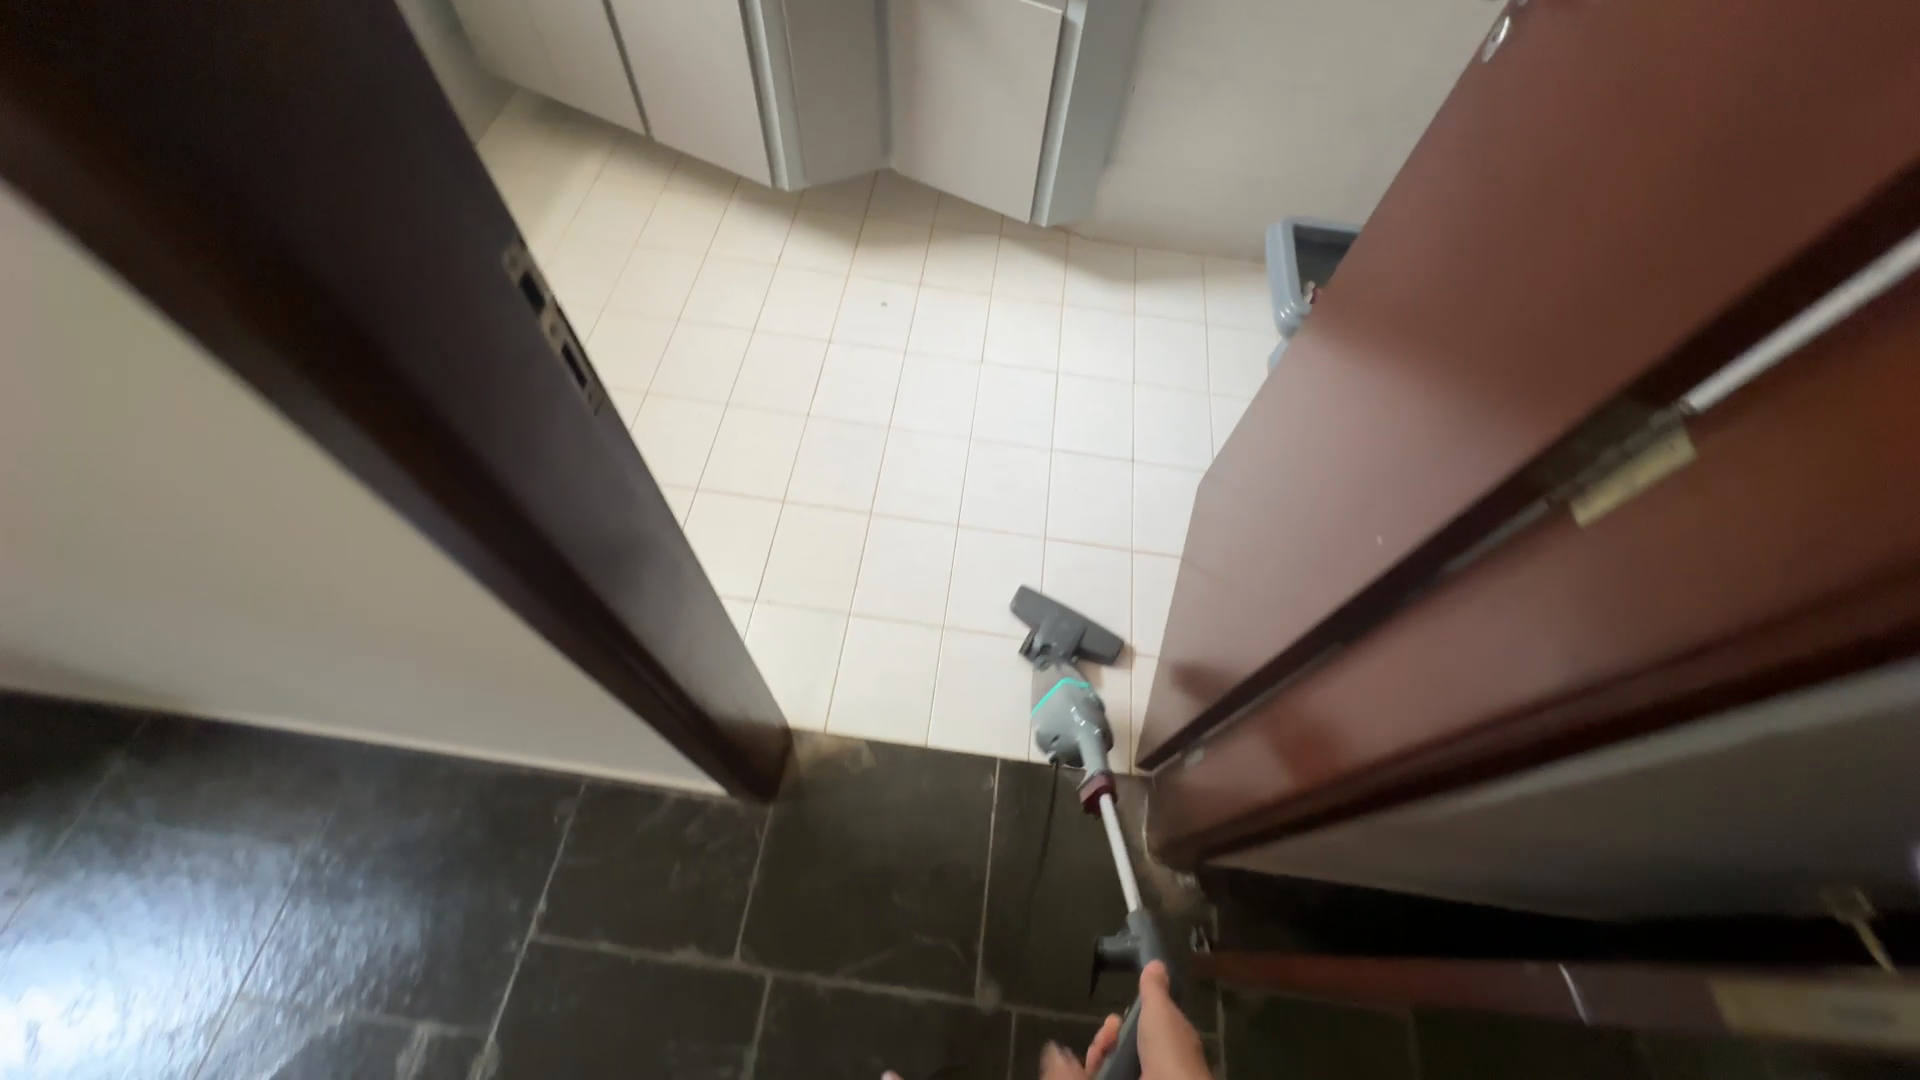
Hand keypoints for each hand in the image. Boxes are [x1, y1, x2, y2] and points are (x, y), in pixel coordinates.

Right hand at [1038, 962, 1208, 1079]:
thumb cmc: (1167, 1048)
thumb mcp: (1161, 1009)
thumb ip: (1154, 989)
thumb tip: (1156, 963)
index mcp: (1170, 1039)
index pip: (1146, 1024)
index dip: (1128, 1018)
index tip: (1115, 1016)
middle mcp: (1156, 1060)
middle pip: (1123, 1042)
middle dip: (1108, 1033)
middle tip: (1109, 1029)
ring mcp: (1139, 1074)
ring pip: (1111, 1058)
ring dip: (1100, 1048)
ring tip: (1099, 1048)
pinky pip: (1102, 1072)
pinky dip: (1095, 1065)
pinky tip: (1092, 1060)